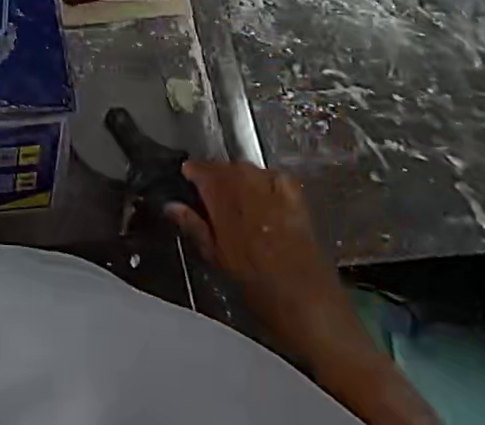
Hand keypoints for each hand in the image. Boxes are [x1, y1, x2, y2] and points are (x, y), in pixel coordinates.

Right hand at [168, 160, 438, 424]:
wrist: (313, 315)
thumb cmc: (260, 297)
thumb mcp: (219, 265)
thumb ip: (195, 229)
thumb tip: (171, 206)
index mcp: (228, 211)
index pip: (207, 174)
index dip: (195, 170)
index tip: (186, 173)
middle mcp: (253, 197)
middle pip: (229, 168)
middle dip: (214, 171)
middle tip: (205, 185)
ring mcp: (278, 199)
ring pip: (251, 169)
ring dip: (237, 173)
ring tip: (230, 189)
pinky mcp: (299, 206)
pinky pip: (279, 177)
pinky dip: (267, 176)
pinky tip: (263, 189)